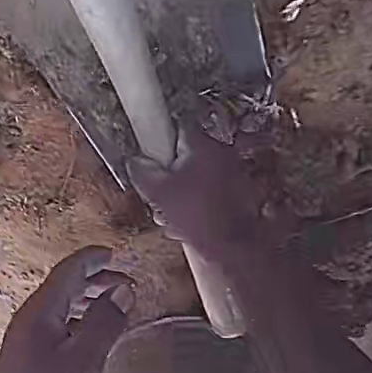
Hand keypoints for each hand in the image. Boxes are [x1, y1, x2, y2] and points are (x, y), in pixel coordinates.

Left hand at [0, 247, 132, 372]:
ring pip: (60, 305)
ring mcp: (25, 337)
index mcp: (41, 311)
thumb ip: (105, 323)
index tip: (116, 253)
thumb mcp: (83, 360)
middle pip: (63, 285)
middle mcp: (30, 317)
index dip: (93, 259)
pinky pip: (57, 324)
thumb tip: (124, 291)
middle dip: (95, 279)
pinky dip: (79, 319)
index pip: (68, 271)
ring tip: (115, 306)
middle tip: (126, 282)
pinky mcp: (26, 356)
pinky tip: (92, 335)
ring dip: (87, 299)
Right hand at [129, 127, 266, 261]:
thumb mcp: (157, 191)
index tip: (149, 155)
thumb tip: (134, 161)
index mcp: (202, 144)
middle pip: (184, 155)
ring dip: (179, 194)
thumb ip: (141, 170)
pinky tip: (186, 224)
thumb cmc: (196, 216)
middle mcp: (221, 153)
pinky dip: (195, 205)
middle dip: (168, 175)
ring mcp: (232, 174)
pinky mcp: (237, 195)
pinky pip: (207, 193)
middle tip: (158, 193)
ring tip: (171, 215)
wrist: (229, 247)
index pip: (175, 125)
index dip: (158, 140)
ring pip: (195, 177)